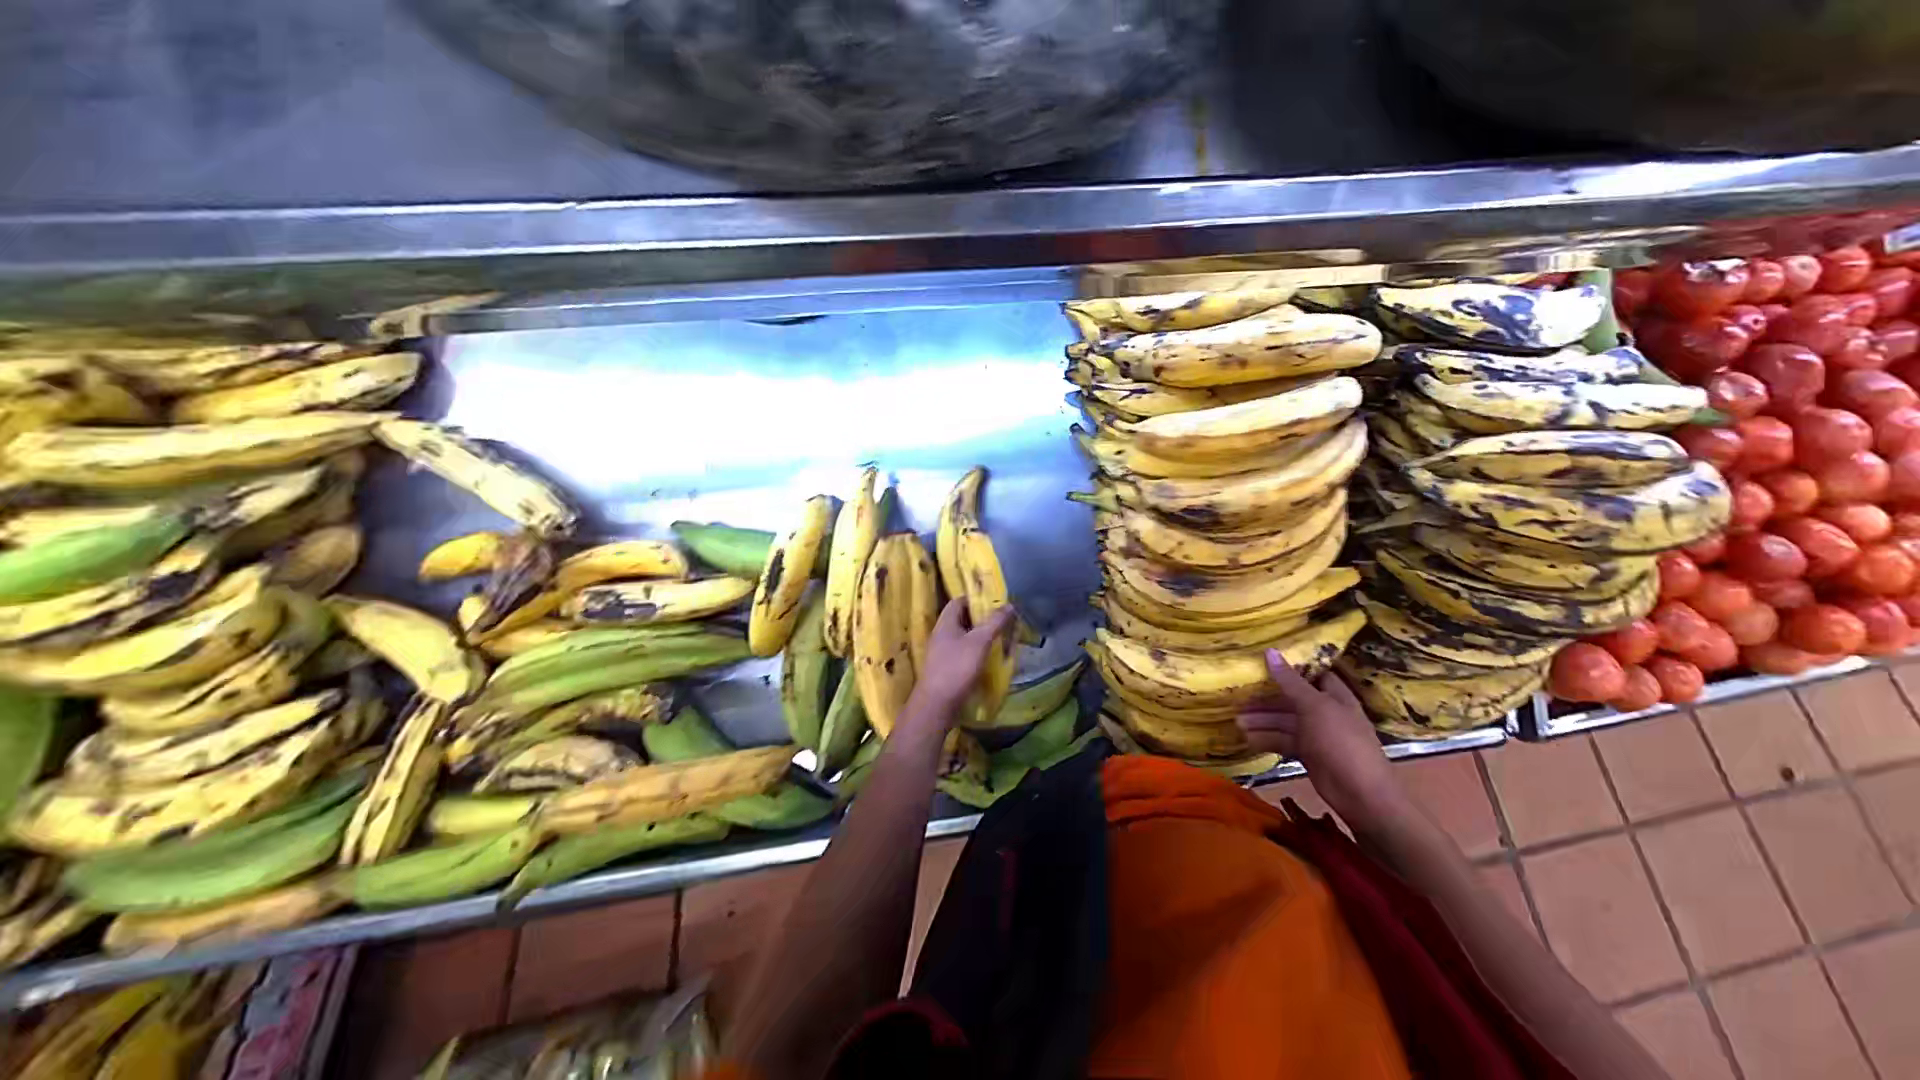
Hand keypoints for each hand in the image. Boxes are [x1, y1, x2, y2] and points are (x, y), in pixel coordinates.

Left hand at [902, 599, 1015, 728]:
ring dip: (980, 636)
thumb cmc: (957, 667)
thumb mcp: (979, 641)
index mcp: (945, 623)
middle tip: (1001, 621)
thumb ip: (994, 622)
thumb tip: (1009, 605)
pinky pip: (962, 652)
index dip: (976, 599)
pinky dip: (976, 651)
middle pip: (961, 619)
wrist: (937, 704)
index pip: (958, 601)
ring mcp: (942, 652)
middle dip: (981, 618)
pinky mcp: (946, 668)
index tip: (994, 603)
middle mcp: (941, 634)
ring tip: (999, 638)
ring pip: (963, 637)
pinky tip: (989, 658)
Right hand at [1238, 652, 1403, 827]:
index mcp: (1335, 696)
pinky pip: (1285, 741)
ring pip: (1285, 722)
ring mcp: (1317, 735)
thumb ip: (1290, 681)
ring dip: (1263, 720)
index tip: (1261, 662)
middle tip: (1239, 697)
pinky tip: (1248, 739)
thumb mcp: (1314, 706)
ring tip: (1237, 721)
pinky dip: (1268, 739)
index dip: (1290, 667)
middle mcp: (1326, 712)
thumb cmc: (1340, 741)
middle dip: (1267, 699)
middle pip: (1292, 700)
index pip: (1311, 674)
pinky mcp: (1309, 755)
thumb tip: (1270, 652)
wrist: (1359, 793)